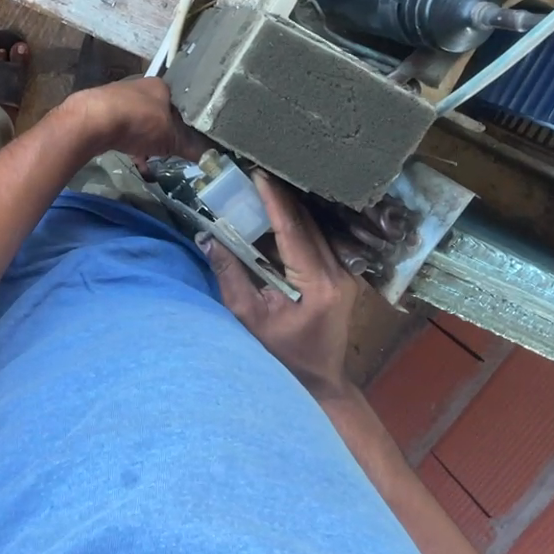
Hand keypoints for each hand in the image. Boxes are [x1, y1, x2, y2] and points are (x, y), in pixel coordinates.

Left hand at [61, 78, 186, 160]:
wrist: (92, 121)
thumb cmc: (139, 122)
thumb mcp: (172, 138)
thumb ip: (191, 147)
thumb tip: (212, 157)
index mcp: (160, 85)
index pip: (181, 103)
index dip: (186, 123)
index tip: (189, 140)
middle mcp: (139, 86)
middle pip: (159, 113)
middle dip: (164, 133)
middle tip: (170, 151)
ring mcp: (118, 97)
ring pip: (139, 121)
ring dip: (146, 139)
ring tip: (151, 158)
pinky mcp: (101, 111)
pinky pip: (122, 129)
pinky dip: (129, 143)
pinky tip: (133, 159)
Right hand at [204, 171, 362, 400]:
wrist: (320, 379)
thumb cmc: (281, 353)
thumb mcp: (248, 316)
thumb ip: (229, 274)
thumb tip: (207, 237)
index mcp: (317, 283)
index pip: (293, 229)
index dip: (274, 200)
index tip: (257, 174)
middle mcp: (339, 273)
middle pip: (308, 223)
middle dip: (281, 197)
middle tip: (255, 173)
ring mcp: (346, 273)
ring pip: (318, 227)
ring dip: (291, 207)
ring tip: (265, 186)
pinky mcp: (344, 275)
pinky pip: (322, 239)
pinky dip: (299, 222)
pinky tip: (282, 210)